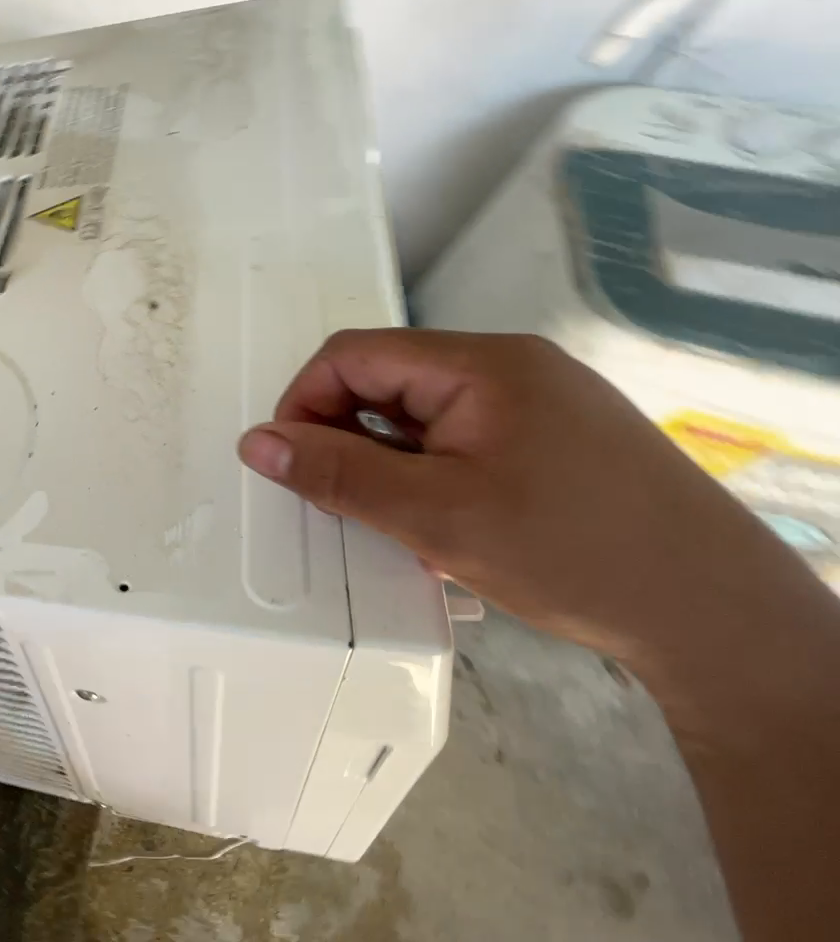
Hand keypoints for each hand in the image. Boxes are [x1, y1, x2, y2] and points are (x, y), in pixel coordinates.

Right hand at [235, 328, 817, 669]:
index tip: (295, 468)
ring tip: (399, 521)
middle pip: (385, 381)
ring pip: (419, 415)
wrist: (720, 618)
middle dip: (345, 438)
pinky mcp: (556, 439)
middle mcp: (512, 367)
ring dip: (386, 462)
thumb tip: (254, 442)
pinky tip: (441, 523)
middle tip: (347, 503)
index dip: (303, 404)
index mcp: (482, 364)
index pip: (352, 356)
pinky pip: (459, 439)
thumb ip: (335, 472)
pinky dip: (427, 473)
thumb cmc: (571, 553)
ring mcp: (540, 402)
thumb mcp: (431, 514)